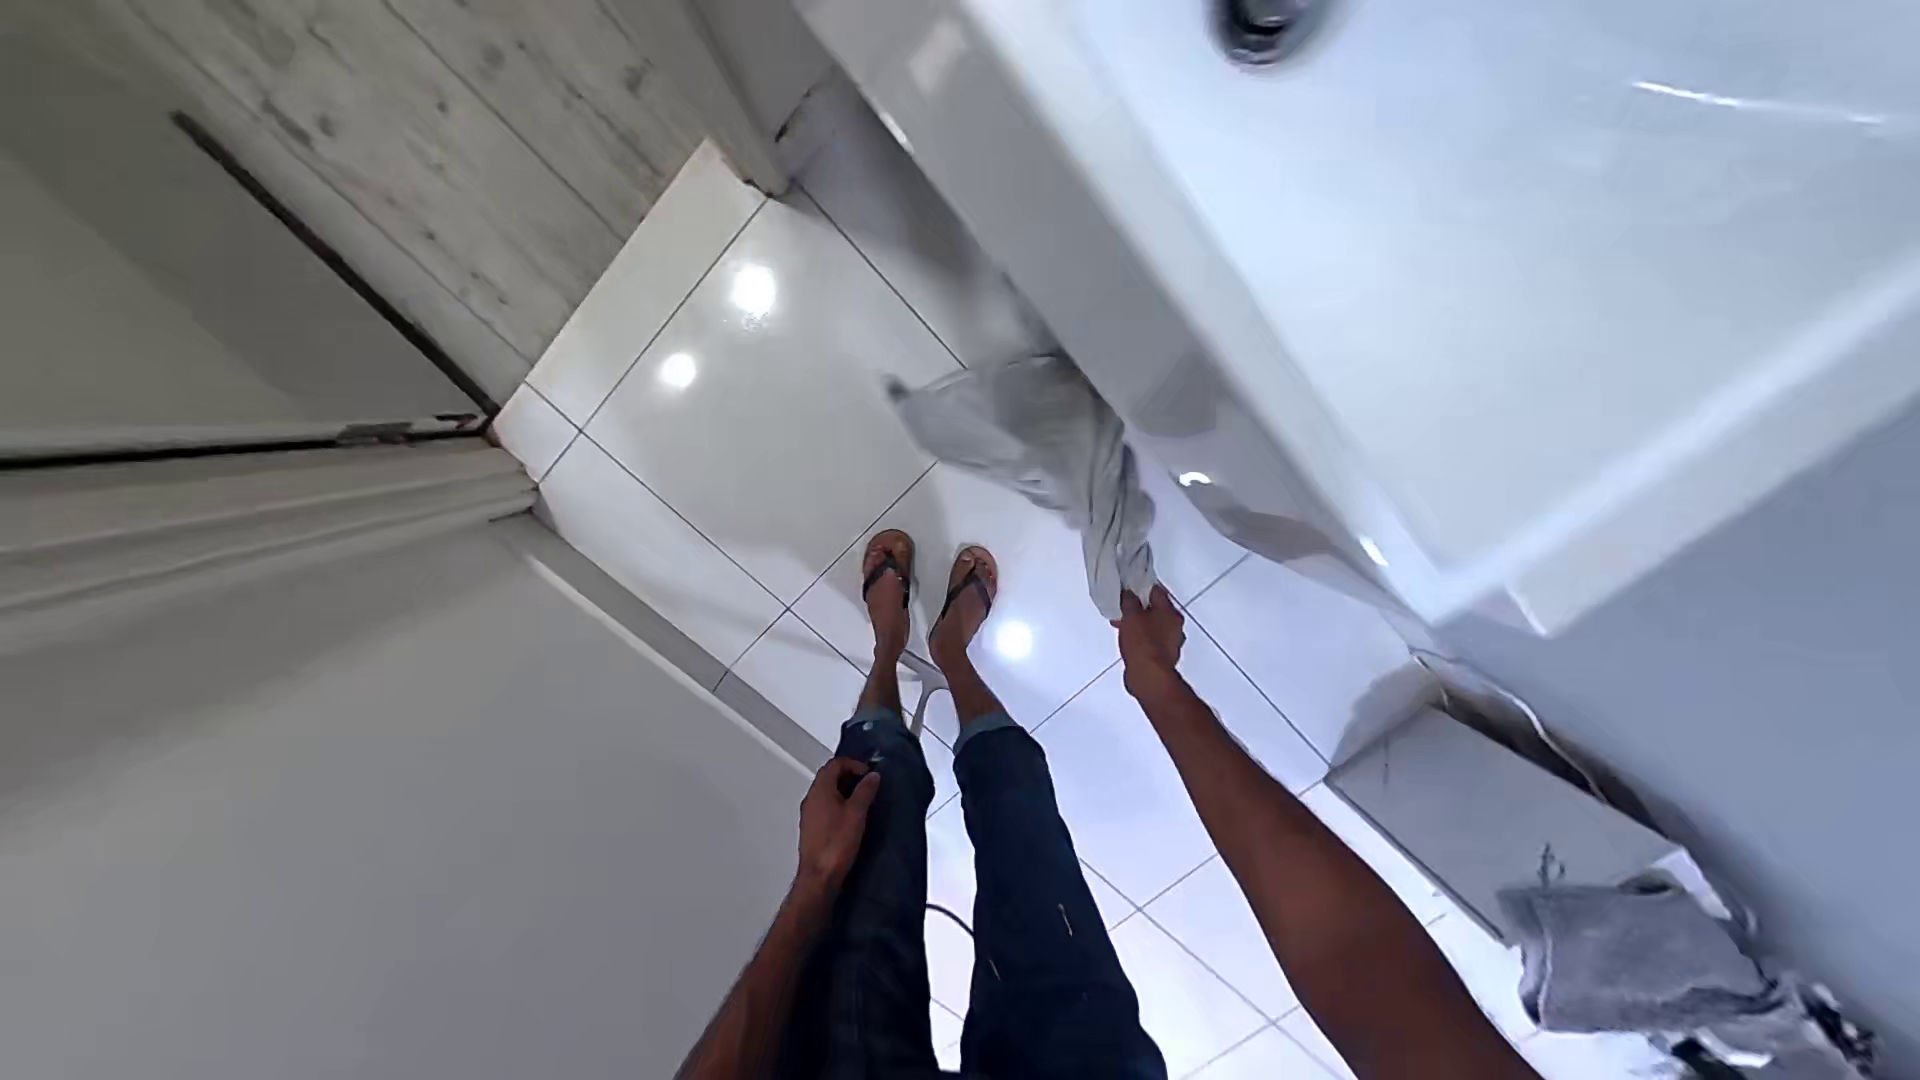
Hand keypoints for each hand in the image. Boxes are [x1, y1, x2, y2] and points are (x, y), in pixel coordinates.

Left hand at [795, 757, 880, 895]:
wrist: (819, 877)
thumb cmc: (837, 843)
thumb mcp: (857, 813)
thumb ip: (865, 790)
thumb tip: (872, 776)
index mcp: (820, 790)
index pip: (834, 764)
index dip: (852, 763)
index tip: (868, 772)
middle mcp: (811, 799)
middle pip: (828, 776)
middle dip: (848, 774)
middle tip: (866, 781)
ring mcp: (808, 814)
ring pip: (826, 791)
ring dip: (843, 789)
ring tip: (861, 798)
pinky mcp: (810, 828)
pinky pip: (823, 806)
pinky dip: (837, 802)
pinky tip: (850, 816)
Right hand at [1115, 584, 1185, 698]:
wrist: (1148, 675)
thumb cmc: (1142, 643)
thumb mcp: (1130, 615)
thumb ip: (1129, 600)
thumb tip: (1129, 594)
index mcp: (1171, 612)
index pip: (1157, 591)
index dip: (1141, 588)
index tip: (1130, 588)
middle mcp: (1175, 626)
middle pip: (1156, 609)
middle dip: (1139, 608)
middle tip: (1124, 608)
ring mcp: (1171, 642)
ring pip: (1154, 626)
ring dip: (1140, 624)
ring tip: (1122, 625)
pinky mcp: (1164, 656)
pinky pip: (1152, 641)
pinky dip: (1142, 638)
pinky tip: (1129, 641)